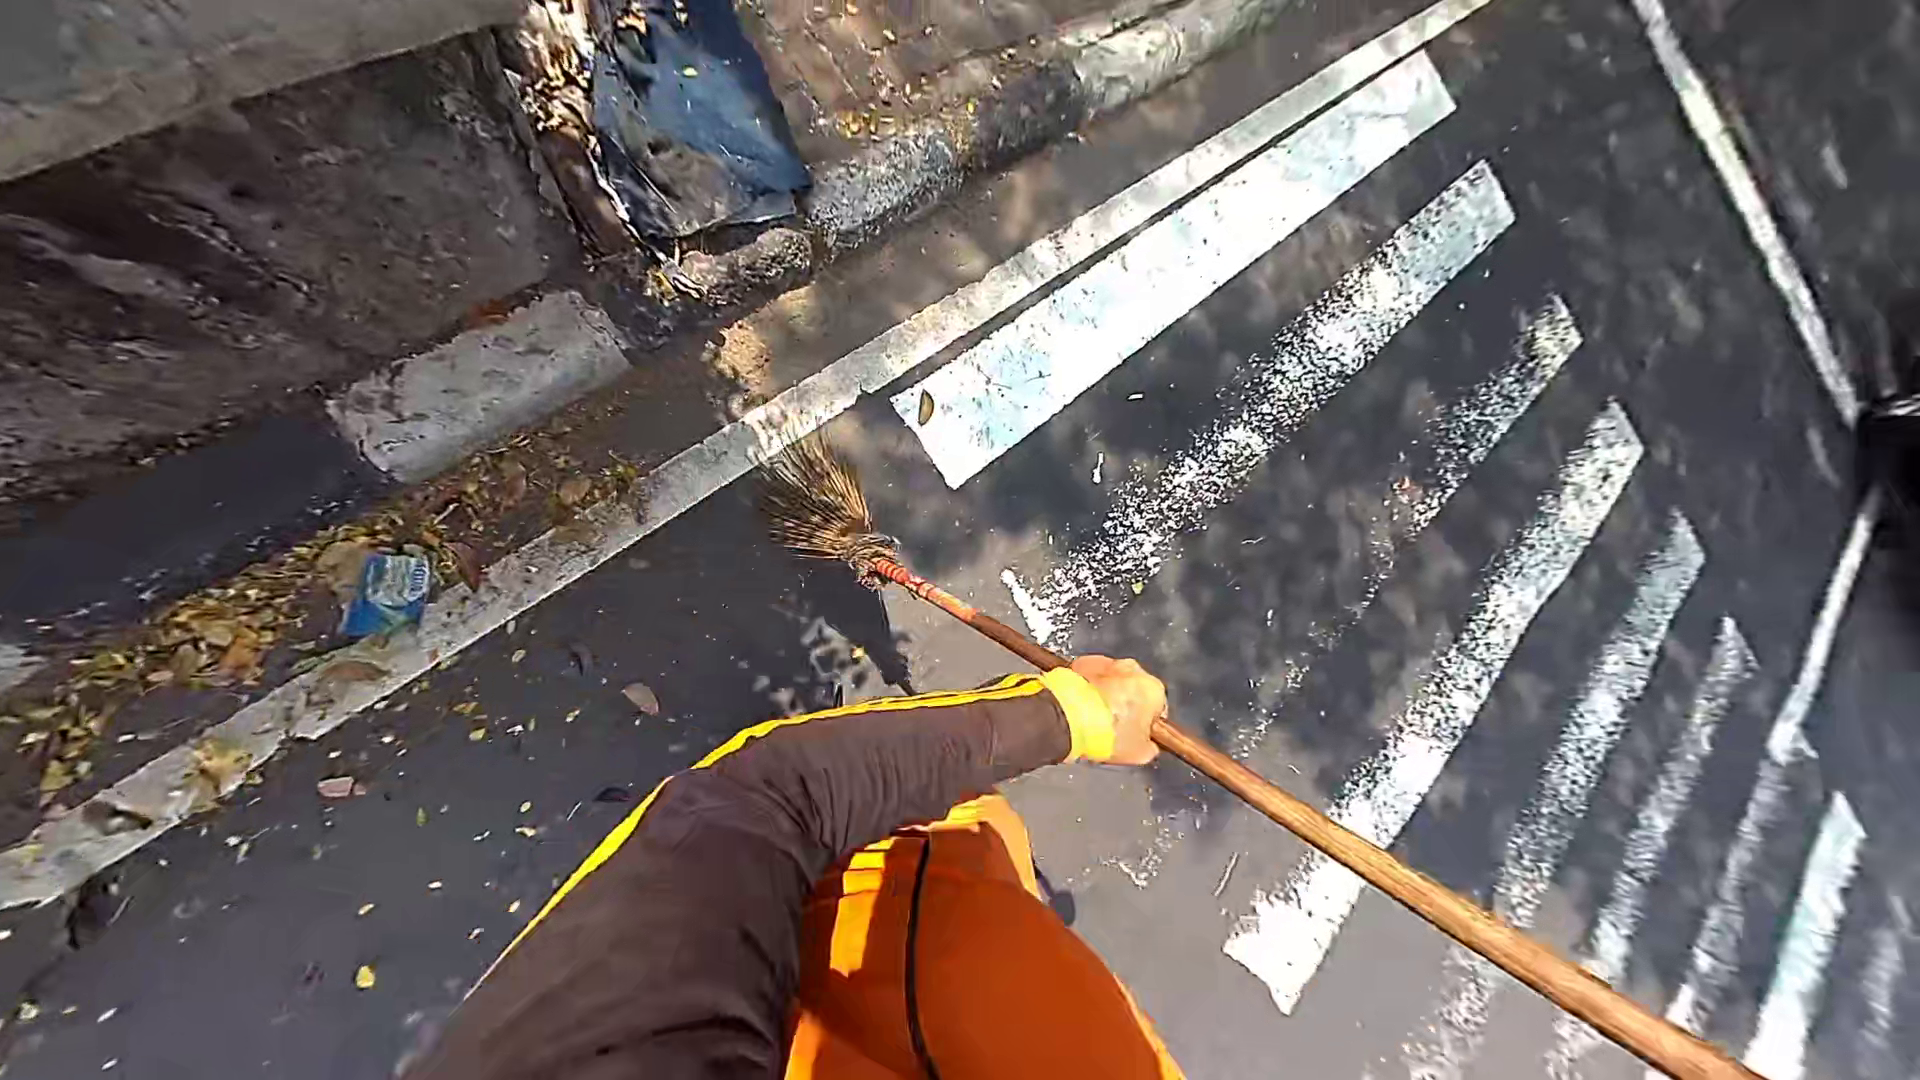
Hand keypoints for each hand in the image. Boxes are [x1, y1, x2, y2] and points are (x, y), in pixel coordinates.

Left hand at [1069, 655, 1163, 765]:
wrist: (1070, 717)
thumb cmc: (1107, 733)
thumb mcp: (1140, 753)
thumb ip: (1150, 746)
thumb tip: (1147, 744)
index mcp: (1154, 689)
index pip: (1158, 708)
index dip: (1146, 724)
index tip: (1135, 734)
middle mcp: (1133, 670)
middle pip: (1135, 689)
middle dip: (1126, 704)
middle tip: (1112, 726)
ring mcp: (1107, 663)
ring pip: (1113, 680)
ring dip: (1107, 693)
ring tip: (1093, 717)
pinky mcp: (1083, 662)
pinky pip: (1091, 676)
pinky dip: (1088, 686)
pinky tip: (1081, 704)